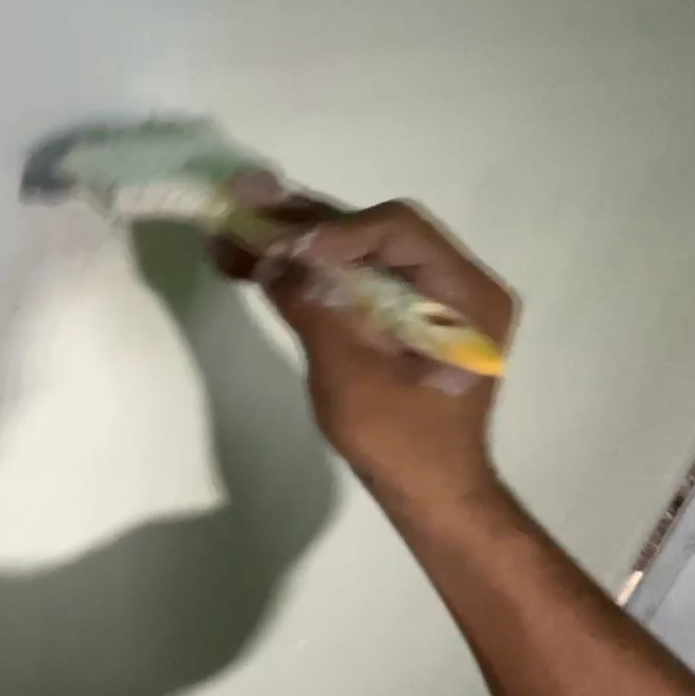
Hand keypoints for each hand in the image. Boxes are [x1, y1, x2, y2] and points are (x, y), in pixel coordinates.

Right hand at [214, 187, 516, 509]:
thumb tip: (269, 259)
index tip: (278, 246)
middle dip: (299, 224)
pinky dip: (294, 271)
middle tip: (242, 207)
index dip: (333, 230)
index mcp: (464, 294)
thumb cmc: (400, 439)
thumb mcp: (352, 376)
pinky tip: (245, 264)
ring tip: (230, 230)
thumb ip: (315, 310)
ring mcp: (415, 294)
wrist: (423, 487)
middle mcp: (446, 281)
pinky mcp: (386, 310)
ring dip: (288, 242)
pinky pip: (339, 277)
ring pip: (345, 250)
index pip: (396, 231)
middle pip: (365, 231)